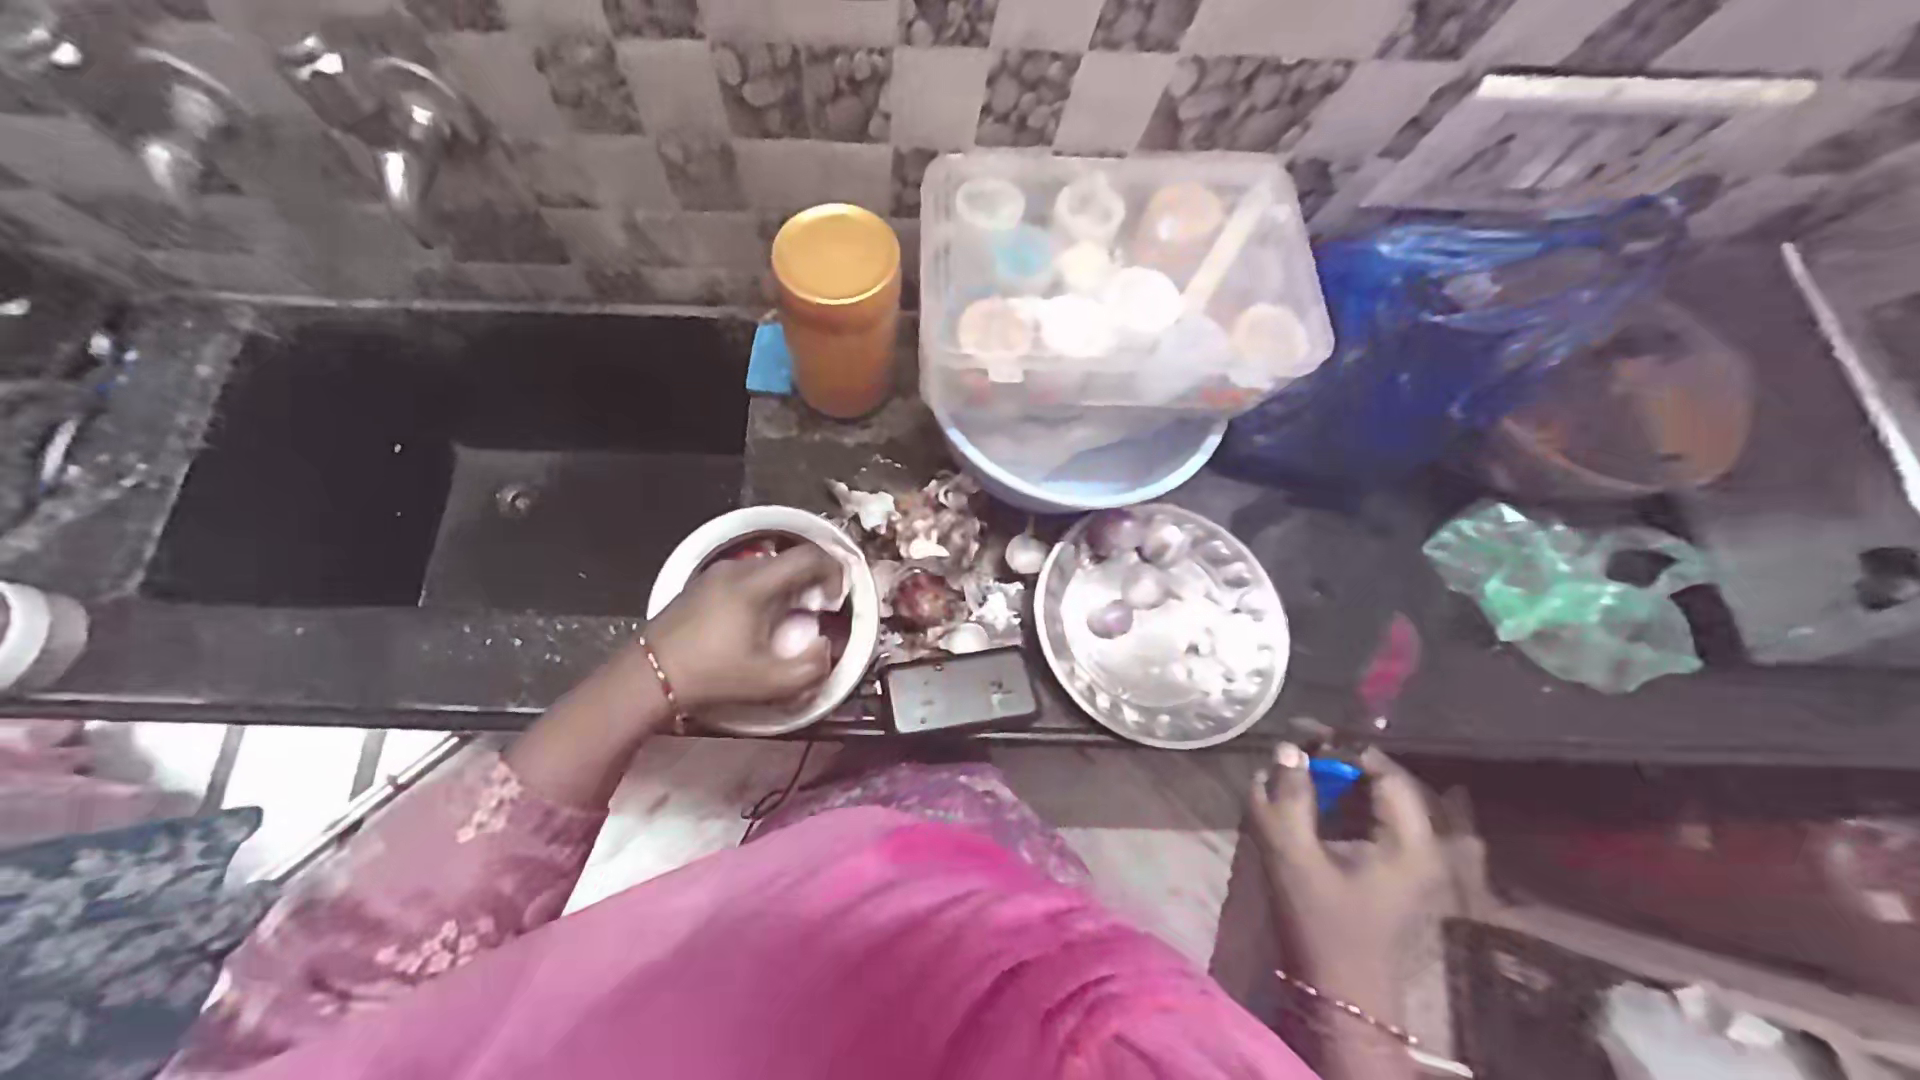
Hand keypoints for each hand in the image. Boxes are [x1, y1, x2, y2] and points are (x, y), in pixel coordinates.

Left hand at [643, 543, 842, 710]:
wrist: (647, 677)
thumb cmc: (711, 676)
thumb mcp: (769, 683)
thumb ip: (811, 667)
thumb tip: (824, 645)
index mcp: (755, 584)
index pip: (809, 557)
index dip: (834, 571)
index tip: (836, 599)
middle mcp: (737, 569)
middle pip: (789, 560)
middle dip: (812, 581)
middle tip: (816, 611)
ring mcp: (716, 573)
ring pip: (768, 568)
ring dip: (788, 586)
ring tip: (787, 619)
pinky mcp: (702, 584)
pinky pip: (747, 576)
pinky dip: (765, 590)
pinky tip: (756, 621)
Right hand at [1246, 745, 1443, 1015]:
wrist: (1343, 998)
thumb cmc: (1320, 926)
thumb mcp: (1293, 857)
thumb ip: (1286, 799)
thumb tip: (1287, 750)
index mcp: (1411, 843)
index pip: (1385, 772)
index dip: (1343, 747)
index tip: (1301, 733)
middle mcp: (1424, 846)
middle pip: (1384, 782)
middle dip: (1339, 761)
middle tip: (1295, 747)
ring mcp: (1414, 860)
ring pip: (1379, 800)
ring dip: (1340, 781)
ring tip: (1298, 769)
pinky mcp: (1396, 870)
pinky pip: (1374, 819)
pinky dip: (1343, 803)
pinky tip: (1313, 800)